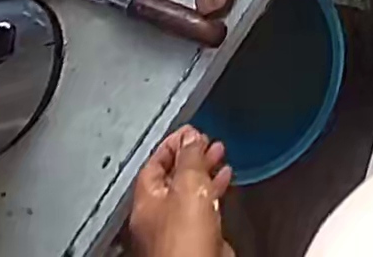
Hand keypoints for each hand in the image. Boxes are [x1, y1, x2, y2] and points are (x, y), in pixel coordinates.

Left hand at [128, 125, 234, 256]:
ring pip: (190, 191)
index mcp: (146, 202)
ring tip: (220, 153)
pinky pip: (203, 207)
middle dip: (192, 155)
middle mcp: (158, 216)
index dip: (173, 143)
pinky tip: (226, 180)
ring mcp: (177, 231)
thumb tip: (189, 138)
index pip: (154, 162)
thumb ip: (189, 157)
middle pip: (172, 176)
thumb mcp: (188, 185)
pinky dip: (214, 189)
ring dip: (205, 170)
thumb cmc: (186, 241)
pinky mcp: (196, 242)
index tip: (191, 130)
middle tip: (207, 140)